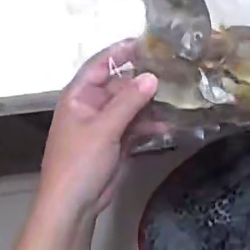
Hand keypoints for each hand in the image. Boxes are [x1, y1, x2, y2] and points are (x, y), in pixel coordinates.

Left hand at [36, 42, 157, 220]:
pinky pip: (135, 125)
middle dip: (143, 79)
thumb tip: (152, 76)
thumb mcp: (104, 128)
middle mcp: (91, 106)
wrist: (72, 207)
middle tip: (172, 69)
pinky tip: (169, 123)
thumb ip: (128, 101)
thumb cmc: (79, 162)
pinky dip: (150, 124)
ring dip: (150, 103)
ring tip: (177, 95)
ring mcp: (104, 125)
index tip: (147, 42)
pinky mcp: (116, 142)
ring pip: (131, 105)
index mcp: (78, 96)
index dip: (121, 52)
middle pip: (120, 84)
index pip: (100, 64)